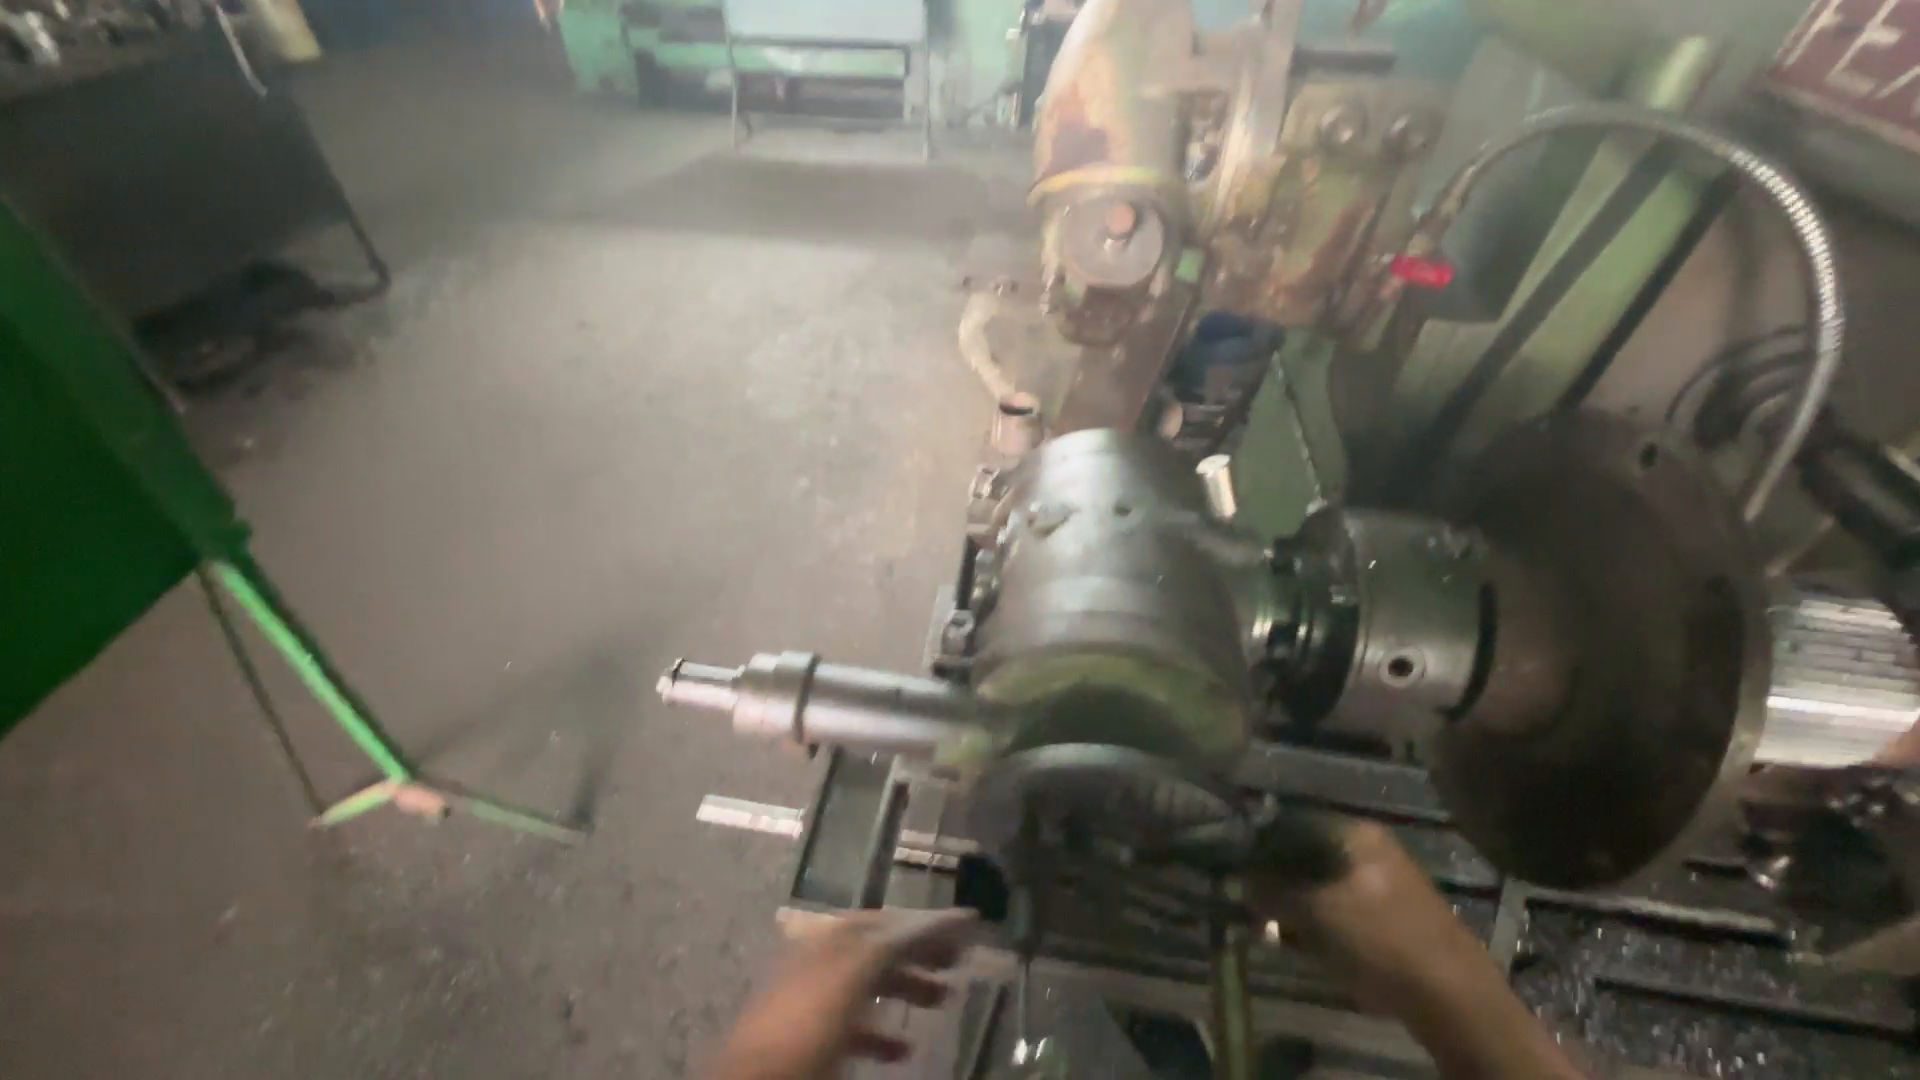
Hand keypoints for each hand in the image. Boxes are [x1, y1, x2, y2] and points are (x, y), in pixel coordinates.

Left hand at [709, 909, 978, 1079]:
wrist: (752, 1077)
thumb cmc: (808, 1023)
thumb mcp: (857, 974)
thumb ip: (898, 944)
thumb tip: (946, 918)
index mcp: (837, 937)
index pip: (894, 920)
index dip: (932, 921)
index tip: (970, 922)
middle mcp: (826, 955)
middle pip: (883, 946)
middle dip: (923, 952)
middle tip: (959, 963)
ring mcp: (815, 994)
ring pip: (870, 982)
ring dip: (908, 987)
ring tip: (943, 1001)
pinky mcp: (807, 1033)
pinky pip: (852, 1021)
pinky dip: (880, 1030)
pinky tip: (902, 1051)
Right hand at [1252, 820, 1586, 1079]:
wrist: (1455, 1002)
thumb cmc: (1380, 942)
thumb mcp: (1314, 912)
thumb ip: (1271, 889)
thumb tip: (1239, 879)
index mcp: (1354, 831)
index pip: (1288, 823)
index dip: (1258, 846)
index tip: (1235, 871)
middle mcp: (1368, 845)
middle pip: (1302, 853)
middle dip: (1275, 880)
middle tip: (1254, 907)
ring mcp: (1382, 879)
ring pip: (1319, 882)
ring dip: (1295, 904)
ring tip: (1276, 930)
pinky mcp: (1389, 914)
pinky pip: (1339, 906)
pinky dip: (1319, 921)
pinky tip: (1306, 944)